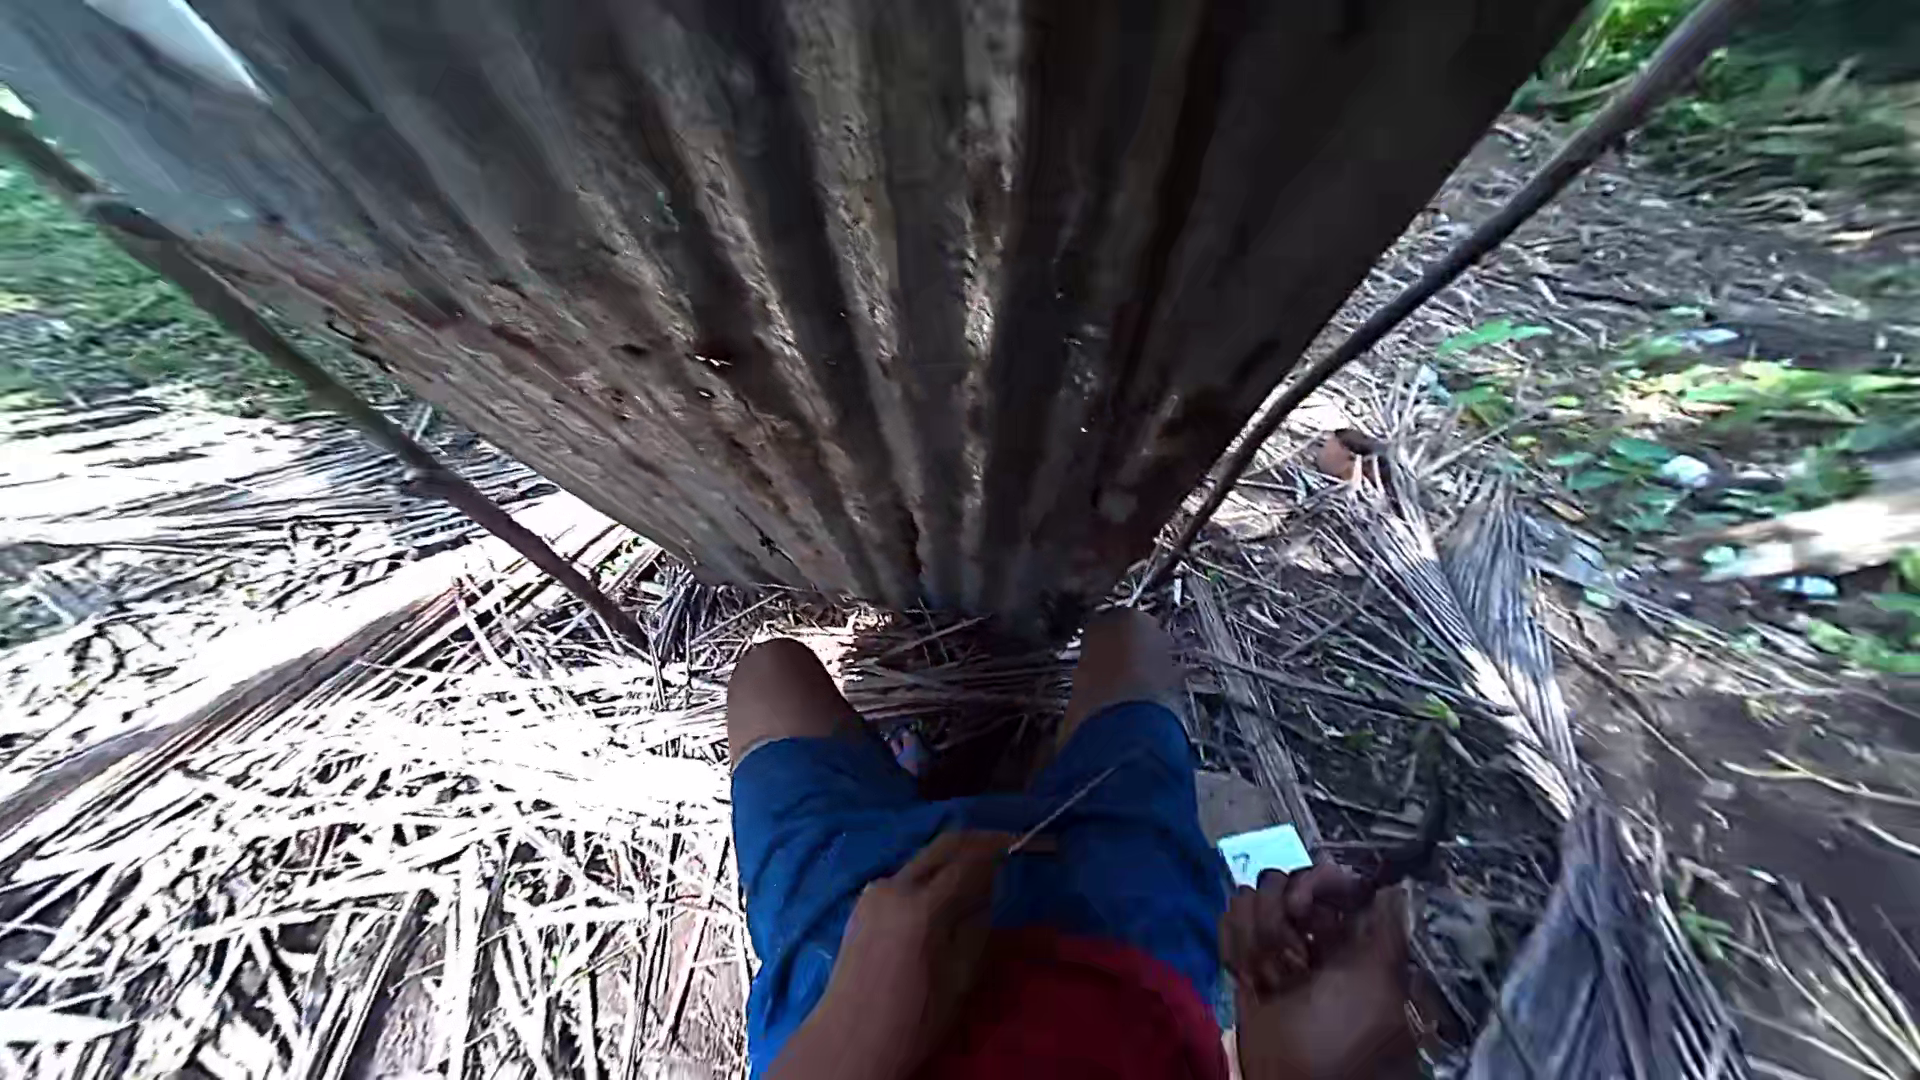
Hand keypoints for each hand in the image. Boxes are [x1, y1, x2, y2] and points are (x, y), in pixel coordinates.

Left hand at [770, 830, 1012, 1079]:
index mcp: (922, 909)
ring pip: (923, 858)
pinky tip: (942, 891)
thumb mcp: (959, 979)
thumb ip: (976, 926)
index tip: (1014, 843)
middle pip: (942, 846)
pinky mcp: (864, 899)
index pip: (966, 863)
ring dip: (951, 856)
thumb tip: (986, 891)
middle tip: (999, 842)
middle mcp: (896, 887)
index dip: (993, 850)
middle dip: (974, 840)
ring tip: (975, 867)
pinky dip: (929, 874)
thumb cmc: (911, 1021)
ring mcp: (876, 890)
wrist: (849, 1041)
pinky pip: (905, 876)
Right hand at [1221, 865, 1415, 1079]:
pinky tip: (1247, 978)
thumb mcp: (1376, 989)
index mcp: (1348, 932)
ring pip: (1248, 898)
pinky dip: (1232, 946)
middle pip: (1278, 881)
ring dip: (1253, 941)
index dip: (1308, 882)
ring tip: (1269, 981)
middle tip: (1290, 963)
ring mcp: (1274, 939)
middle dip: (1275, 921)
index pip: (1324, 874)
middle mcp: (1311, 929)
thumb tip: (1395, 886)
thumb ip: (1386, 932)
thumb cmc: (1340, 1039)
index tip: (1300, 911)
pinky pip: (1227, 917)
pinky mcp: (1243, 950)